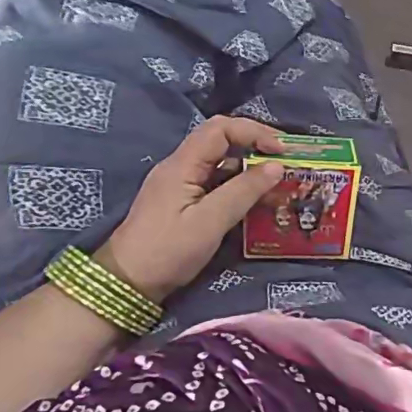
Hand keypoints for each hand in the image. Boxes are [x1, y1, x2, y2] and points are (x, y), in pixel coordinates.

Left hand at [100, 117, 286, 299]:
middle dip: (254, 146)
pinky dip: (236, 186)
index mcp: (182, 164)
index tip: (281, 151)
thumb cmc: (168, 251)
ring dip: (247, 168)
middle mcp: (179, 167)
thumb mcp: (210, 222)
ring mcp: (178, 184)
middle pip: (219, 141)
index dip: (254, 132)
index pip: (221, 129)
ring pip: (218, 163)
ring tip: (275, 183)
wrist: (127, 282)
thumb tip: (276, 167)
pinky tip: (253, 201)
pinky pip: (213, 183)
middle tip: (284, 162)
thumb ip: (243, 191)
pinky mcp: (180, 202)